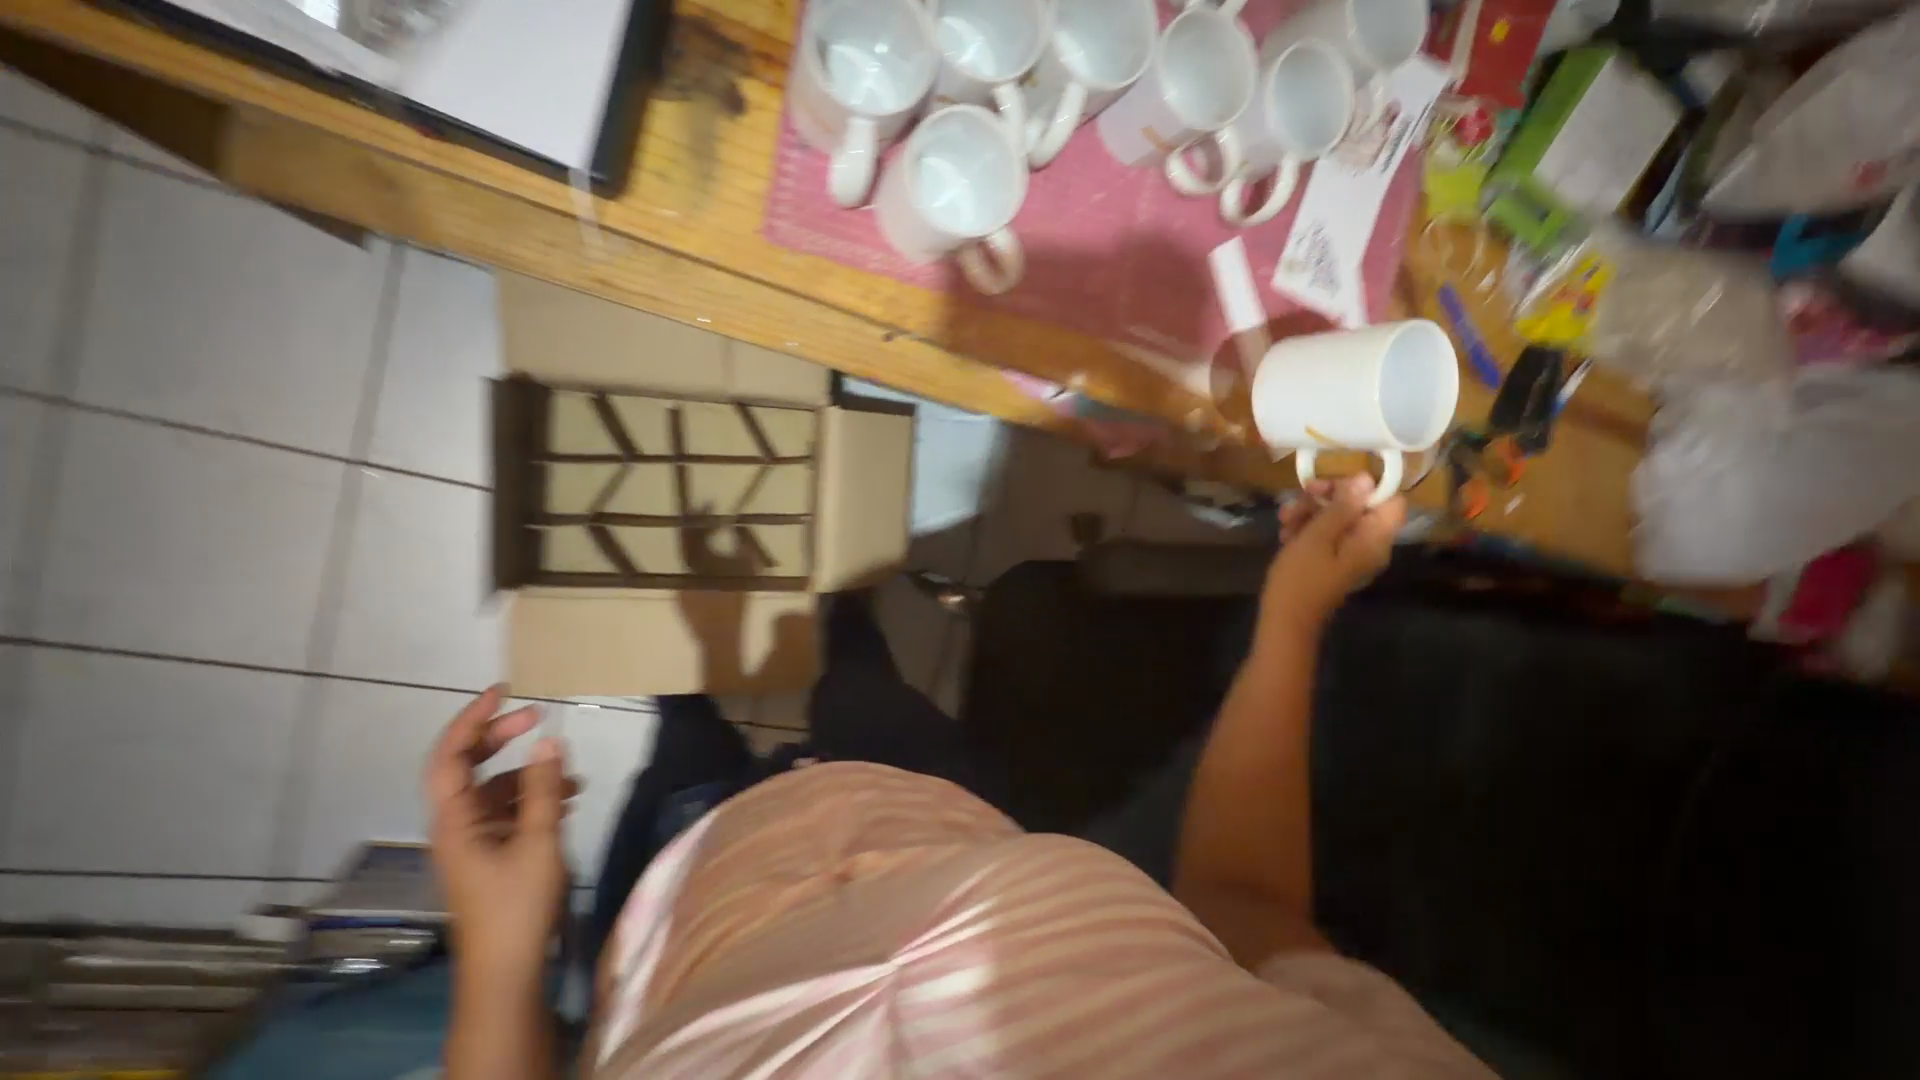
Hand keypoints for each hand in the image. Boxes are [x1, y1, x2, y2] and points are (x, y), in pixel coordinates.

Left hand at [426, 685, 573, 982]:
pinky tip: (568, 799)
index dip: (472, 719)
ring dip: (528, 774)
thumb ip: (545, 789)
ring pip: (494, 790)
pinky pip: (508, 813)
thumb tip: (550, 741)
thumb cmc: (517, 905)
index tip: (504, 691)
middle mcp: (456, 825)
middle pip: (469, 767)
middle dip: (502, 738)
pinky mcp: (491, 856)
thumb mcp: (539, 842)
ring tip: (571, 772)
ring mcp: (473, 842)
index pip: (451, 755)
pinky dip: (534, 798)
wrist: (506, 971)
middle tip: (539, 716)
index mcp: (454, 820)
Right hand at [1266, 475, 1406, 632]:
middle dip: (1328, 498)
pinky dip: (1308, 529)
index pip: (1390, 500)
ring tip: (1285, 519)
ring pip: (1340, 518)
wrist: (1286, 620)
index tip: (1332, 485)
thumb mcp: (1317, 537)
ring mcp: (1352, 553)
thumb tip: (1365, 478)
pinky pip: (1329, 534)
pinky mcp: (1335, 560)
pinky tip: (1286, 532)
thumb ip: (1342, 507)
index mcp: (1375, 539)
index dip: (1364, 486)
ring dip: (1311, 512)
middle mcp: (1370, 544)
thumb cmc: (1301, 578)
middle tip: (1300, 497)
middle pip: (1361, 506)